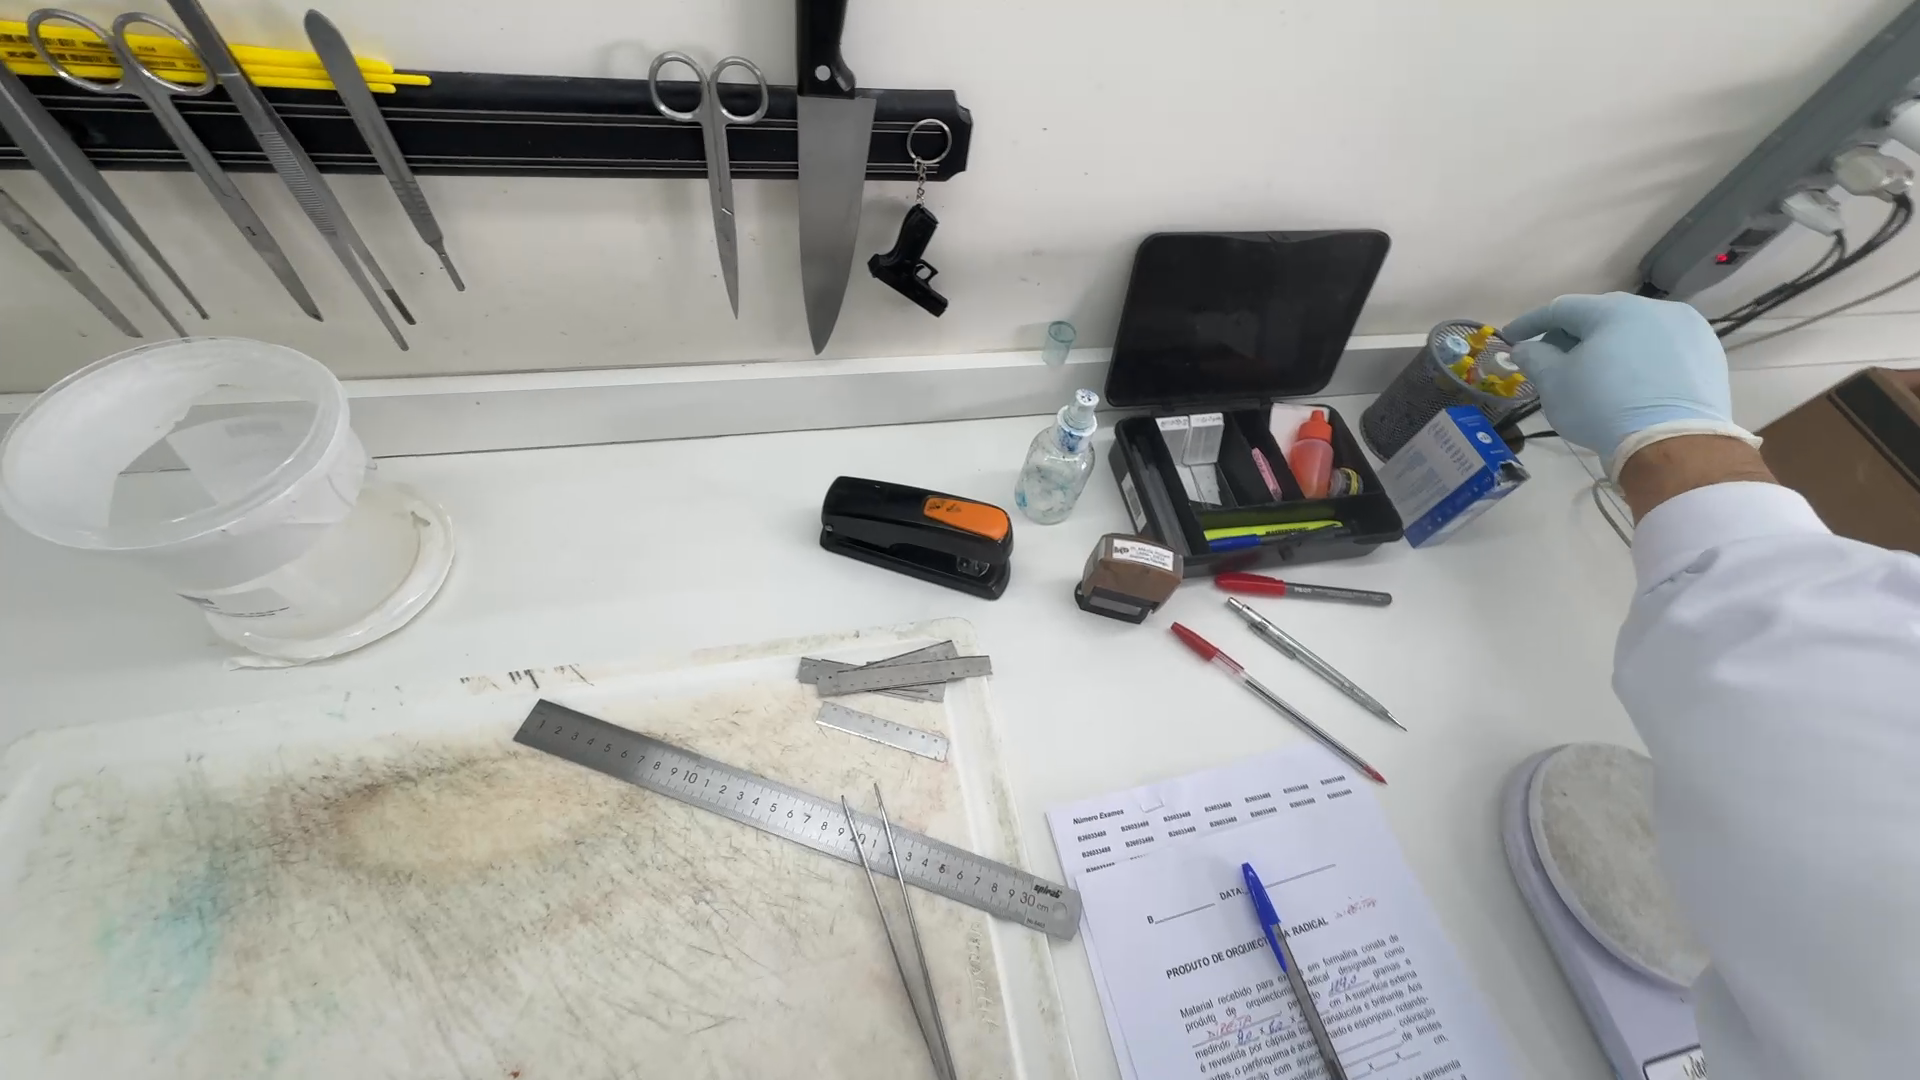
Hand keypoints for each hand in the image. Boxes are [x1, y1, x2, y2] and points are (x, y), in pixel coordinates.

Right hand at [1503, 292, 1755, 475]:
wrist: (1670, 439)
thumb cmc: (1600, 404)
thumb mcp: (1553, 382)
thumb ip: (1535, 357)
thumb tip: (1525, 348)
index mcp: (1614, 310)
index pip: (1561, 308)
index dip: (1529, 323)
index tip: (1509, 339)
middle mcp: (1656, 309)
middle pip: (1600, 315)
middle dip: (1569, 334)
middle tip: (1548, 357)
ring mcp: (1688, 329)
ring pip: (1632, 330)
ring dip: (1604, 345)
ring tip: (1588, 370)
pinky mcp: (1707, 353)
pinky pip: (1658, 346)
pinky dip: (1634, 357)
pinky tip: (1624, 380)